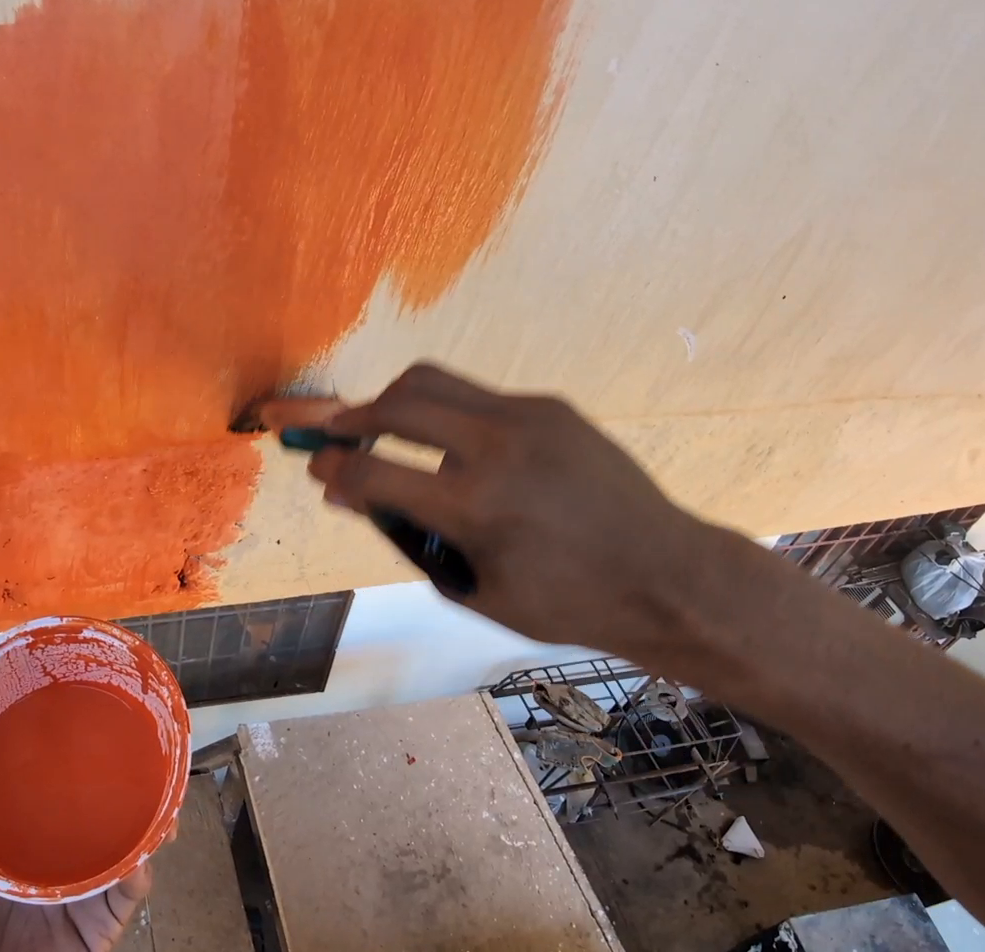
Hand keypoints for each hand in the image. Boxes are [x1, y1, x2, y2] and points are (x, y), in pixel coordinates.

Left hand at [0, 781, 151, 951]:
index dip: (83, 776)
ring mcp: (78, 900)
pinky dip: (139, 877)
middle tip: (147, 773)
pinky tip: (141, 859)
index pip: (62, 804)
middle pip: (103, 826)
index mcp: (24, 848)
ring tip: (162, 812)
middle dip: (130, 799)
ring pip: (124, 857)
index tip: (97, 744)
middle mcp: (57, 869)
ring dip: (148, 832)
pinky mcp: (94, 931)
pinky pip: (125, 899)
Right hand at [307, 362, 735, 670]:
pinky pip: (476, 397)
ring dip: (393, 401)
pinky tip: (455, 447)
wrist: (670, 577)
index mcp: (474, 506)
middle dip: (350, 417)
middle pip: (395, 403)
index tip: (314, 466)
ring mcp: (526, 417)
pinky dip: (446, 415)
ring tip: (382, 427)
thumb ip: (405, 534)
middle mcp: (495, 447)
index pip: (372, 470)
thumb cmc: (565, 603)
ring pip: (432, 381)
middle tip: (333, 434)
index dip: (332, 466)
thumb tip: (346, 492)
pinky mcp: (549, 406)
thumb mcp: (471, 587)